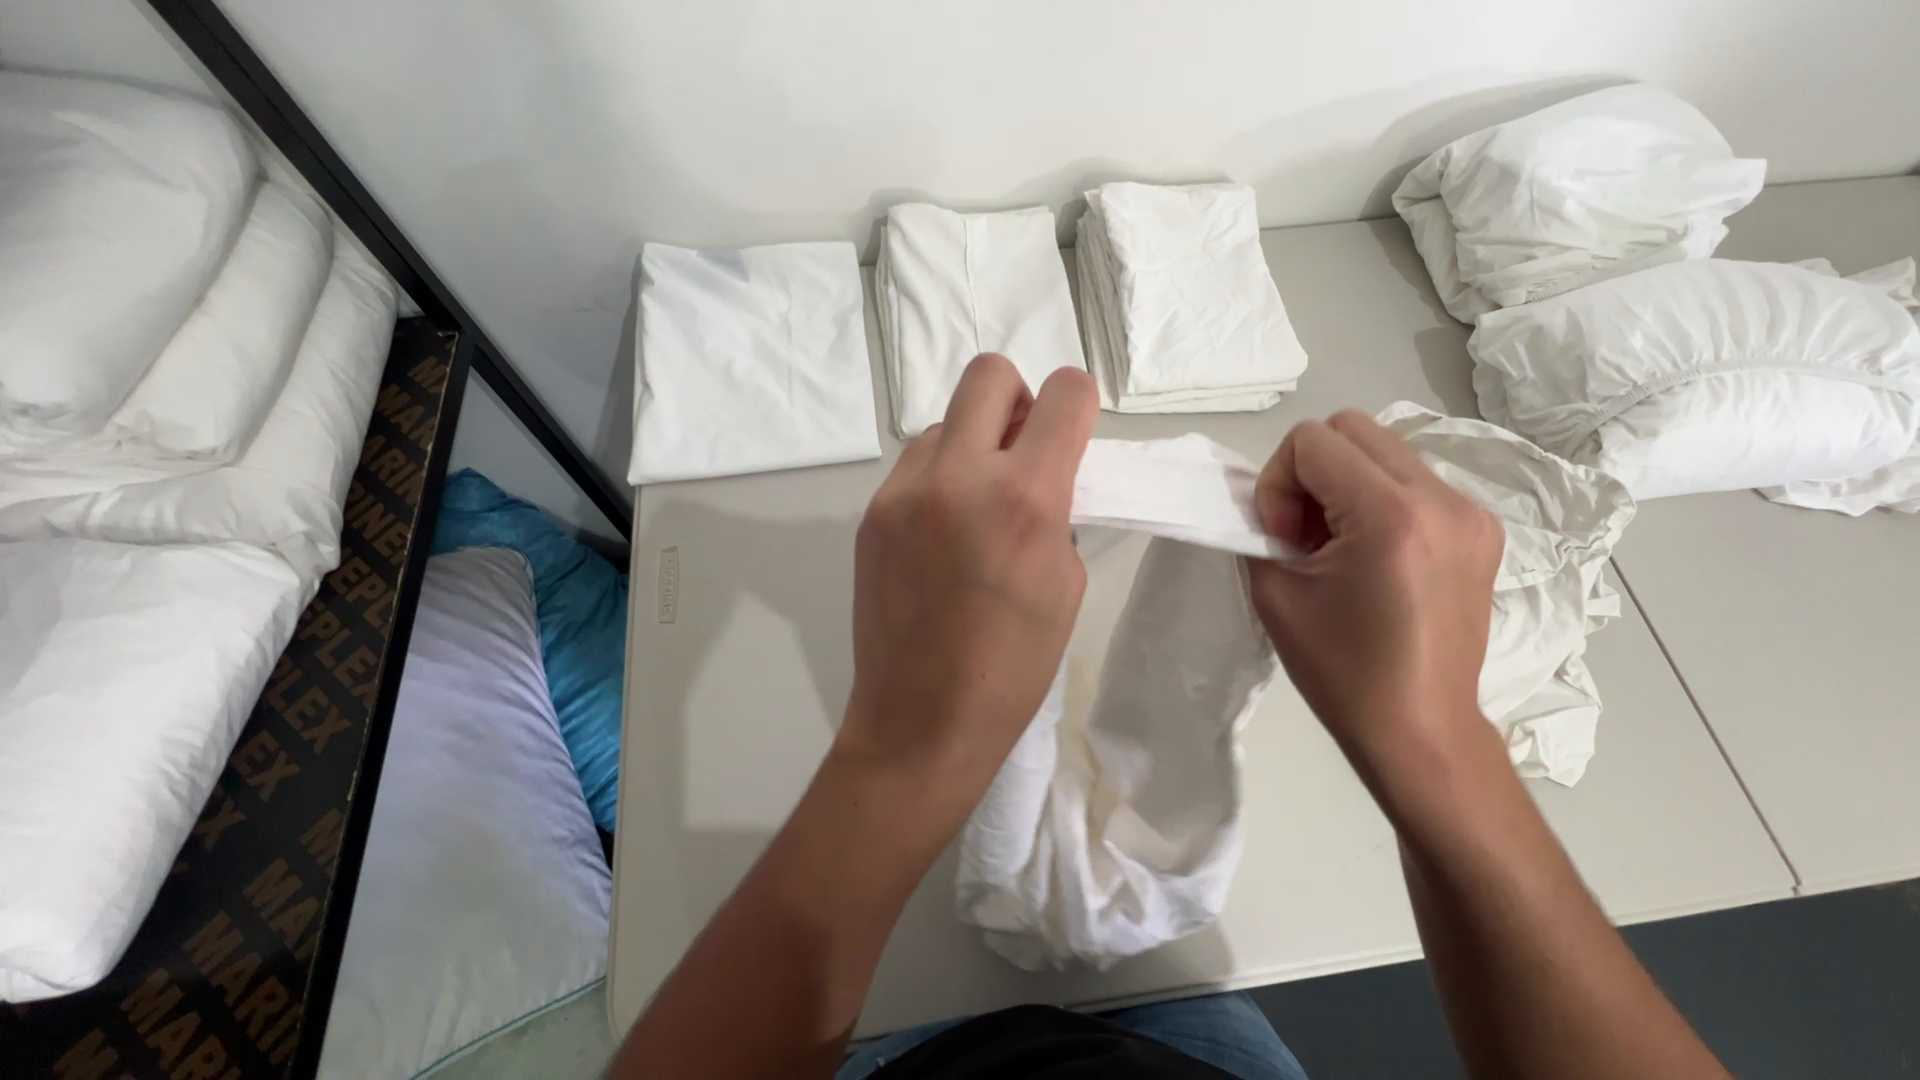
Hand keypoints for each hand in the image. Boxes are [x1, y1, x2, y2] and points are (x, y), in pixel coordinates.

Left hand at [838, 354, 1097, 810]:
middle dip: (1018, 400)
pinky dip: (938, 480)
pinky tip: (940, 535)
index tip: (1073, 431)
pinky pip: (914, 467)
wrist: (920, 721)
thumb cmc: (1012, 669)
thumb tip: (1040, 475)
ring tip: (975, 507)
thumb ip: (1055, 511)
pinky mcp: (871, 514)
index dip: (1078, 402)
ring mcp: (903, 493)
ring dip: (971, 445)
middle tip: (1022, 452)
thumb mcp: (1064, 585)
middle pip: (988, 375)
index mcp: (1026, 499)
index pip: (1064, 394)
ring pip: (944, 423)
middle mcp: (959, 478)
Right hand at [1246, 410, 1502, 776]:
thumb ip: (1262, 529)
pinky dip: (1379, 500)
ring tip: (1339, 545)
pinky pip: (1414, 481)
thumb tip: (1275, 505)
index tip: (1283, 537)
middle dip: (1310, 470)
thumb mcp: (1275, 592)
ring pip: (1385, 450)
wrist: (1419, 728)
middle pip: (1352, 428)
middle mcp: (1442, 500)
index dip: (1278, 482)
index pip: (1313, 441)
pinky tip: (1374, 555)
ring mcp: (1472, 513)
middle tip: (1304, 532)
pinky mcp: (1482, 530)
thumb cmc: (1341, 670)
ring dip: (1345, 482)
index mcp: (1390, 516)